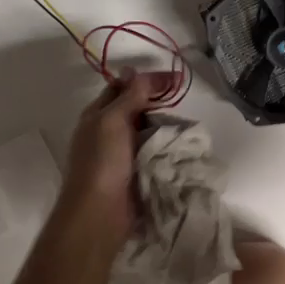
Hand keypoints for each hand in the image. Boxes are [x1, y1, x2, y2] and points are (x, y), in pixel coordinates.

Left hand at [61, 69, 176, 236]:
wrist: (100, 213)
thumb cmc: (102, 162)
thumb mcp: (112, 120)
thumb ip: (128, 96)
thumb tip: (133, 69)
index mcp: (98, 115)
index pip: (124, 87)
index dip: (148, 80)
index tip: (177, 79)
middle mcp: (108, 131)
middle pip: (138, 108)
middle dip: (159, 102)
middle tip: (182, 101)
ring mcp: (122, 153)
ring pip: (148, 129)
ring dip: (166, 125)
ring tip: (187, 124)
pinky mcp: (136, 171)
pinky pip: (154, 151)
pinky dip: (167, 145)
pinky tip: (183, 144)